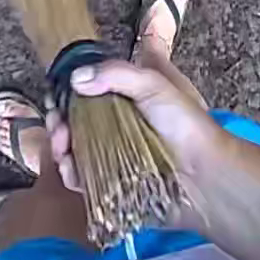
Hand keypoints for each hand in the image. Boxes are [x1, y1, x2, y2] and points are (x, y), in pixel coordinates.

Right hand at [45, 59, 235, 225]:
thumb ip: (116, 75)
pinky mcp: (111, 185)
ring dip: (61, 146)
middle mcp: (118, 124)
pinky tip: (69, 168)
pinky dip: (71, 172)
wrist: (202, 175)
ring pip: (75, 149)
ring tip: (61, 146)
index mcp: (128, 96)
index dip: (71, 92)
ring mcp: (113, 155)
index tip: (57, 95)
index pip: (91, 90)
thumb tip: (75, 77)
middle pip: (77, 120)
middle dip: (61, 121)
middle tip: (56, 124)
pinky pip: (83, 178)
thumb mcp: (153, 84)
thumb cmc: (183, 122)